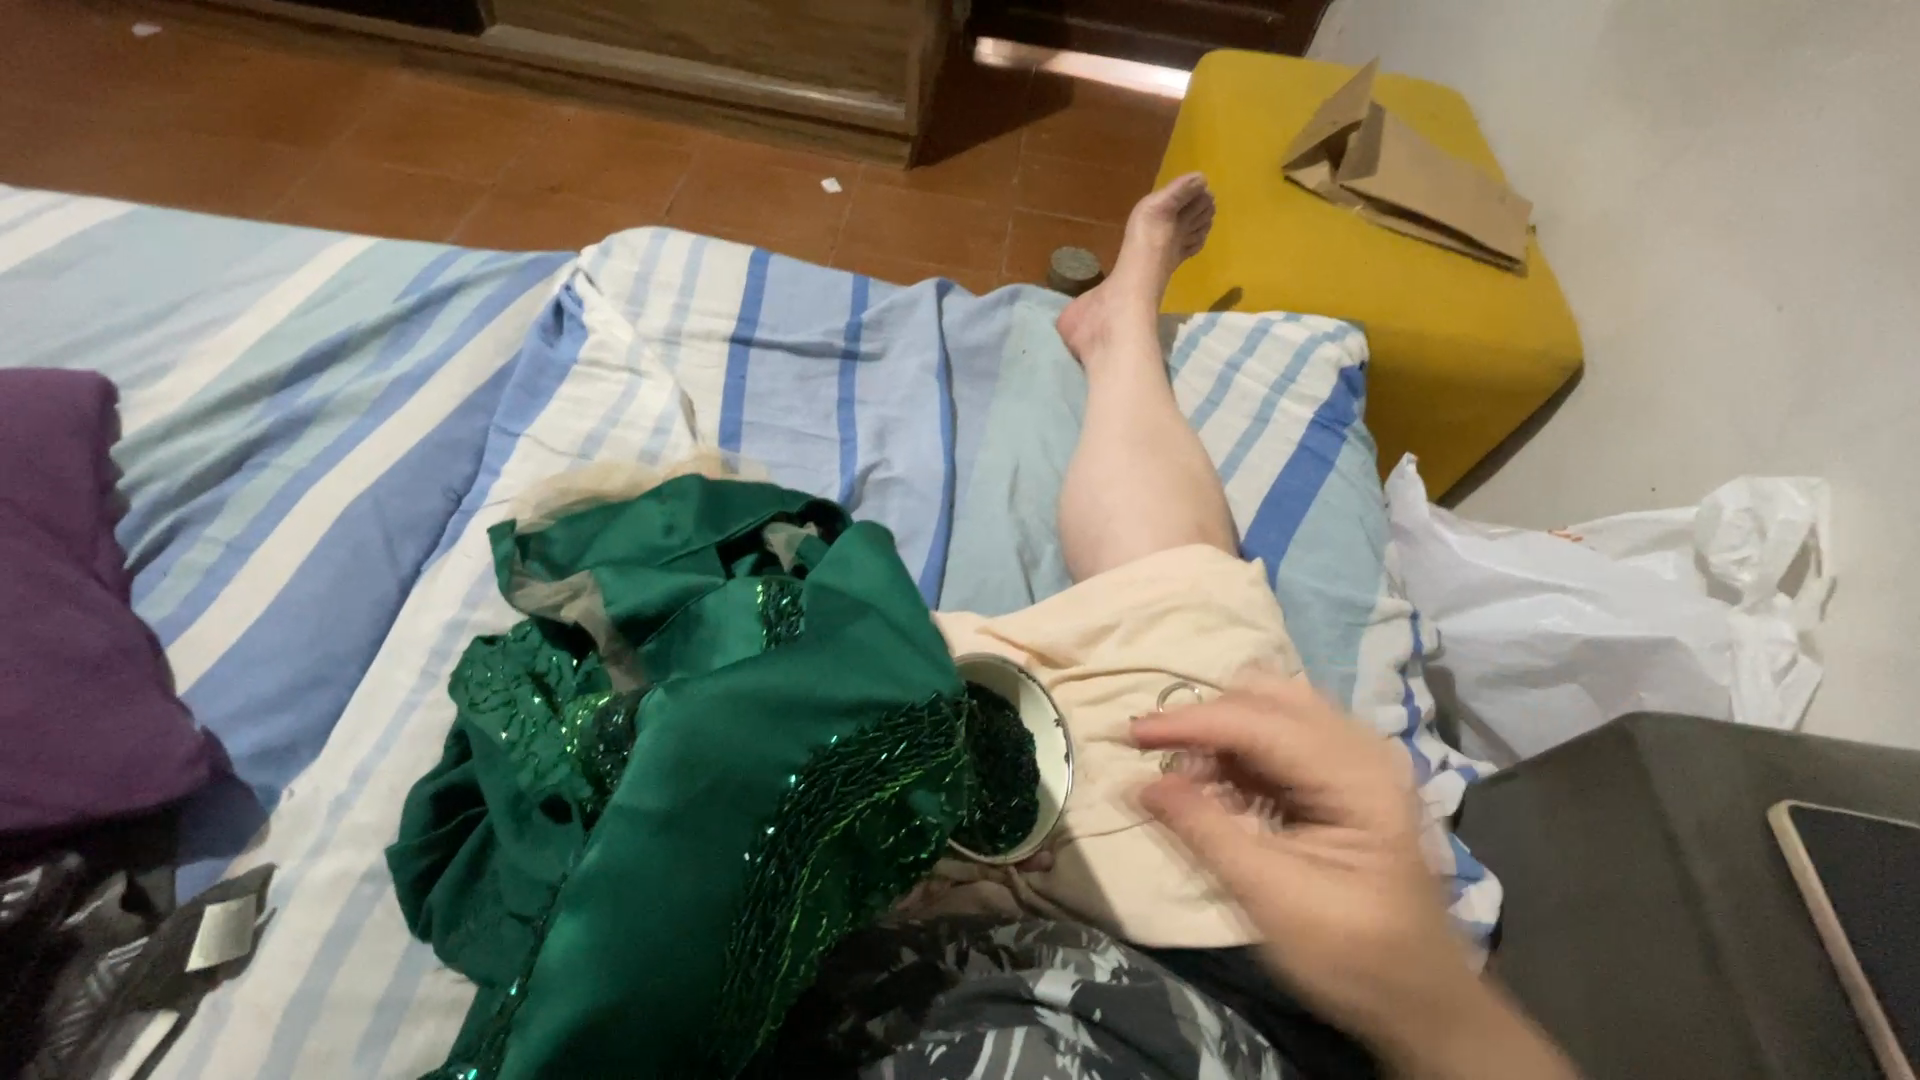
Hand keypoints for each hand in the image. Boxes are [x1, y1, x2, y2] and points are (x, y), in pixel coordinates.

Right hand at [1134, 674, 1577, 1079]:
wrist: (1422, 1000)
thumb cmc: (1352, 957)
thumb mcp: (1270, 898)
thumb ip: (1204, 832)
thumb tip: (1139, 784)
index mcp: (1356, 777)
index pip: (1258, 722)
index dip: (1188, 722)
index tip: (1130, 735)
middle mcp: (1362, 750)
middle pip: (1267, 697)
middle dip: (1206, 720)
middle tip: (1162, 759)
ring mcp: (1356, 759)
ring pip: (1271, 708)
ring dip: (1222, 733)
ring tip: (1190, 778)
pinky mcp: (1343, 775)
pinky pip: (1280, 736)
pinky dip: (1240, 752)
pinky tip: (1219, 788)